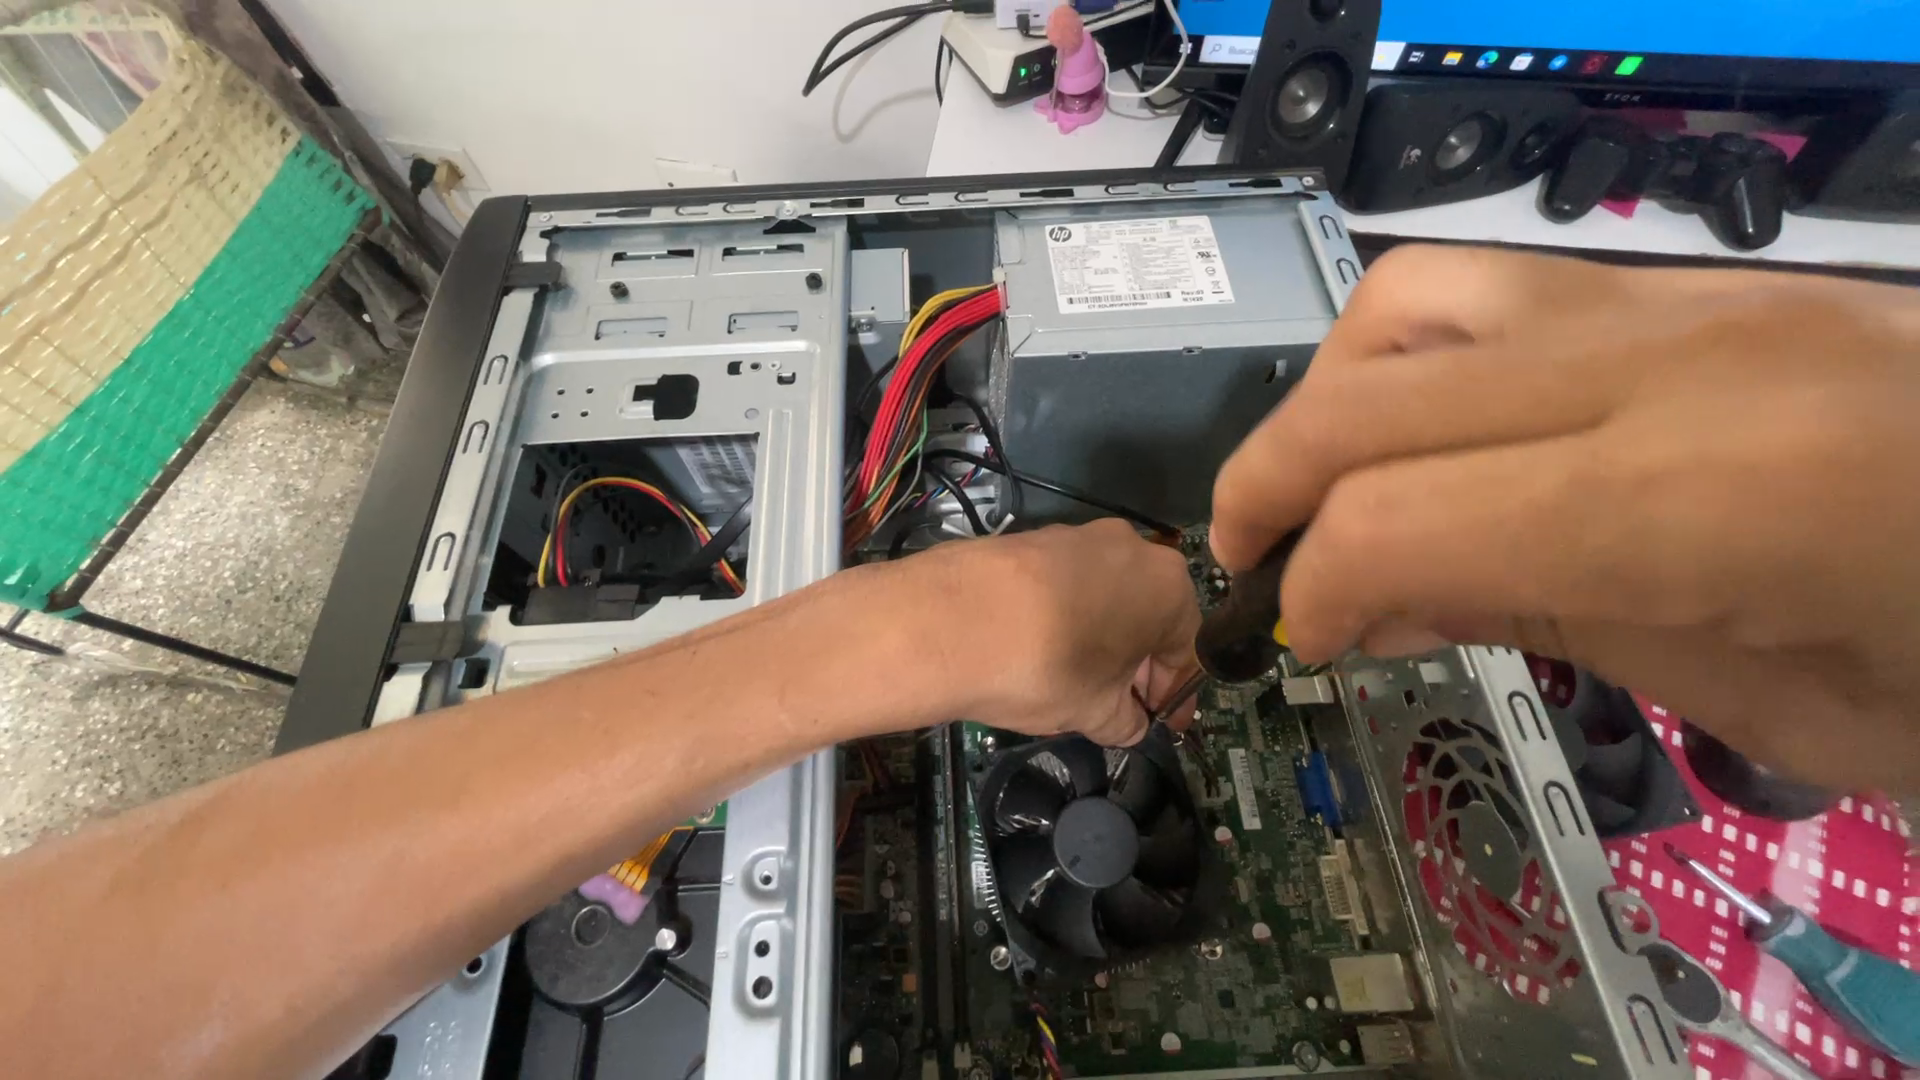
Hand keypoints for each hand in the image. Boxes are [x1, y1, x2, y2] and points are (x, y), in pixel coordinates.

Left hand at [893, 520, 1200, 745]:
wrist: (947, 619)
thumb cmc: (1046, 667)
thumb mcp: (1095, 711)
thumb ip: (1126, 720)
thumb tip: (1130, 723)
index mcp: (1166, 584)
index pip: (1188, 648)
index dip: (1177, 694)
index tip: (1165, 722)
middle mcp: (1130, 546)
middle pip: (1148, 613)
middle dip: (1139, 664)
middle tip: (1122, 706)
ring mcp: (1076, 535)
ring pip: (1106, 594)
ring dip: (1102, 638)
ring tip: (1077, 680)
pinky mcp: (1030, 537)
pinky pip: (1066, 582)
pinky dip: (1066, 614)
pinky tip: (1040, 646)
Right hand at [1212, 245, 1919, 792]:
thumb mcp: (1763, 705)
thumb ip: (1532, 625)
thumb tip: (1366, 608)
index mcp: (1707, 496)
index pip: (1398, 519)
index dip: (1313, 591)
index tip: (1305, 640)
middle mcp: (1669, 360)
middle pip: (1362, 401)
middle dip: (1262, 489)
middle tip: (1250, 560)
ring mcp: (1672, 297)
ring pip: (1397, 309)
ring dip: (1318, 408)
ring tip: (1323, 482)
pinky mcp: (1674, 282)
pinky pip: (1468, 286)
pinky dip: (1389, 355)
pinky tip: (1407, 421)